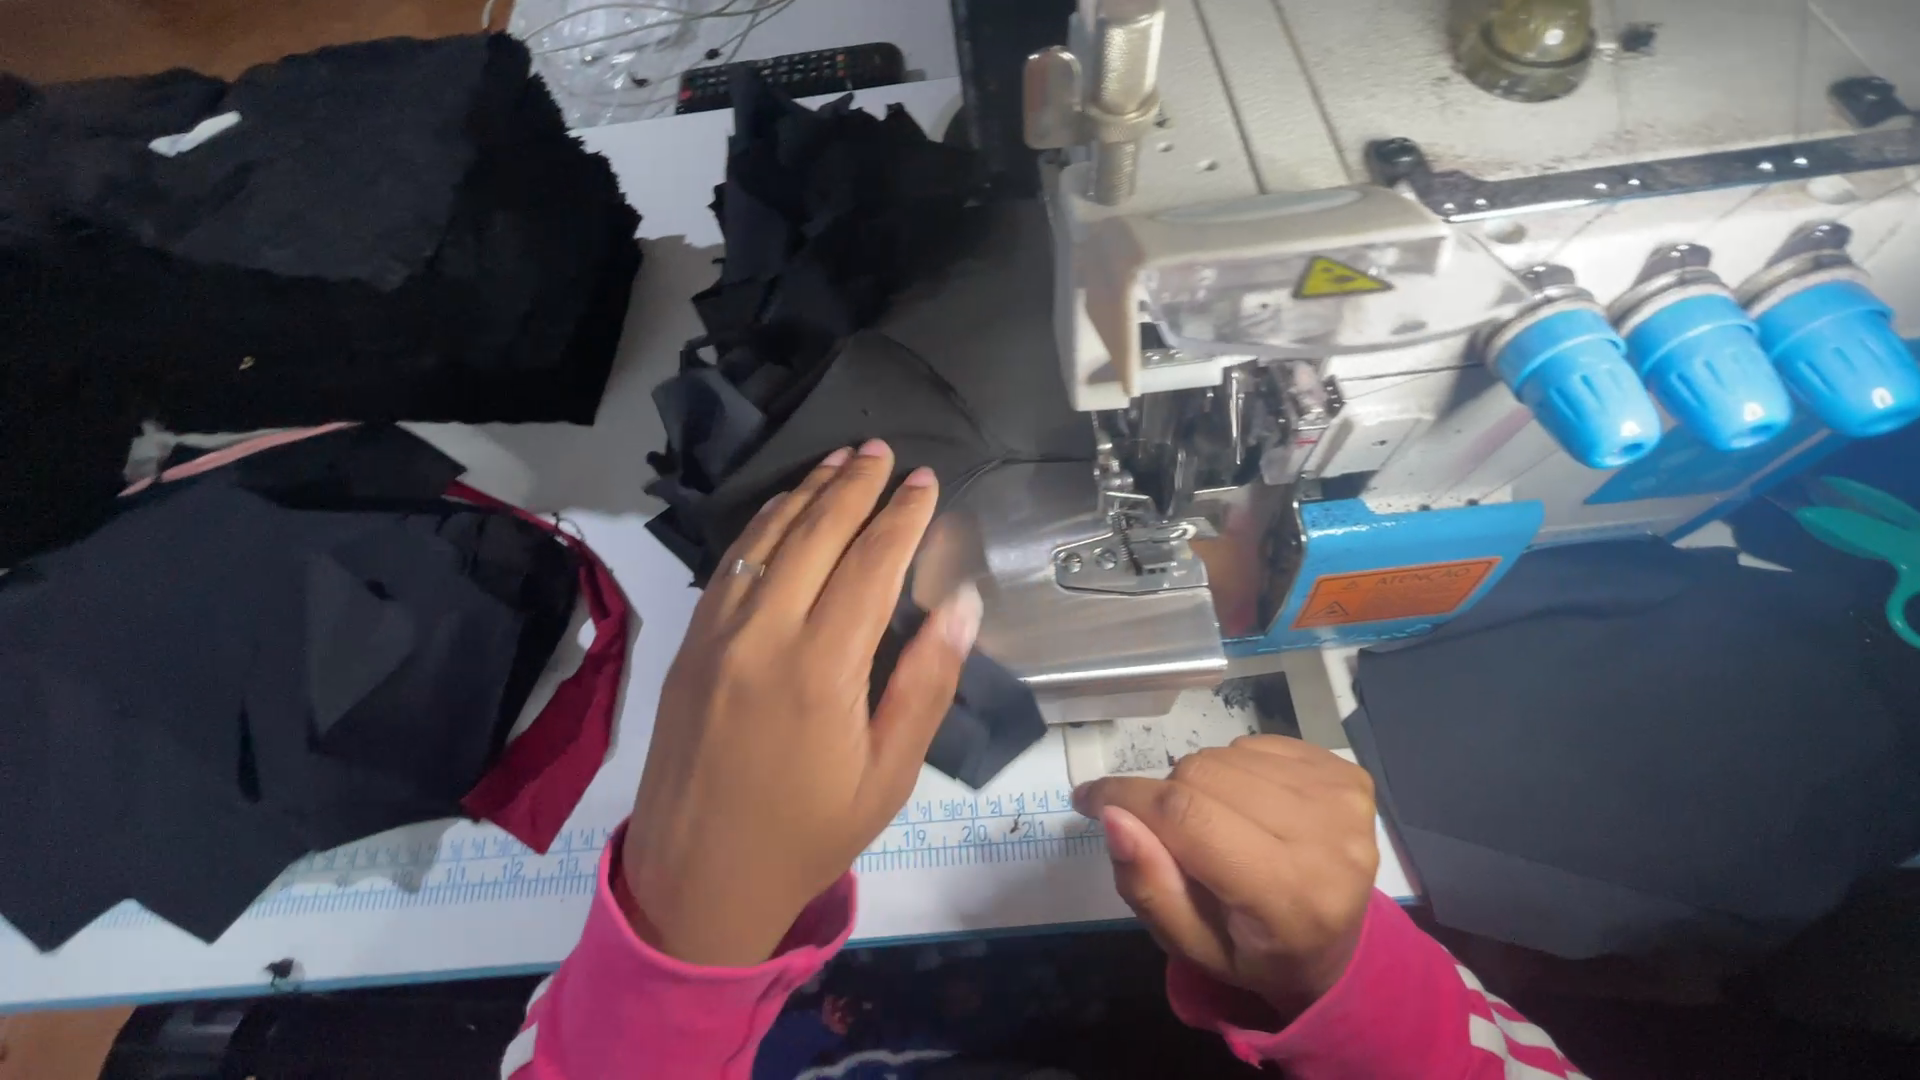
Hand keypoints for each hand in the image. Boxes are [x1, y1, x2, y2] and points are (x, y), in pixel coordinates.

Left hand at [618, 440, 981, 966]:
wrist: (696, 878)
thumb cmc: (809, 831)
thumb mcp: (890, 774)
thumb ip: (926, 682)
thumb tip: (962, 603)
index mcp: (821, 668)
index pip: (870, 563)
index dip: (902, 516)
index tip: (924, 481)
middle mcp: (763, 635)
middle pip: (815, 533)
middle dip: (854, 485)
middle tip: (883, 449)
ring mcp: (716, 635)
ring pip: (766, 538)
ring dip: (807, 492)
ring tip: (840, 460)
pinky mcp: (690, 644)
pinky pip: (730, 564)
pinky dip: (762, 524)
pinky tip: (782, 508)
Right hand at [1074, 736, 1378, 1018]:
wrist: (1338, 949)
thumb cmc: (1255, 954)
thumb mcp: (1190, 944)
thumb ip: (1148, 885)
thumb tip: (1111, 815)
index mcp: (1288, 895)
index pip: (1187, 817)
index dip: (1126, 797)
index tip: (1087, 797)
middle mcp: (1327, 840)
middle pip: (1200, 777)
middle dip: (1166, 798)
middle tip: (1173, 835)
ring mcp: (1343, 801)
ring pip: (1223, 754)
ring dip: (1201, 783)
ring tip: (1216, 824)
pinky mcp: (1348, 775)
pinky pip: (1253, 745)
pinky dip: (1234, 768)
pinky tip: (1248, 806)